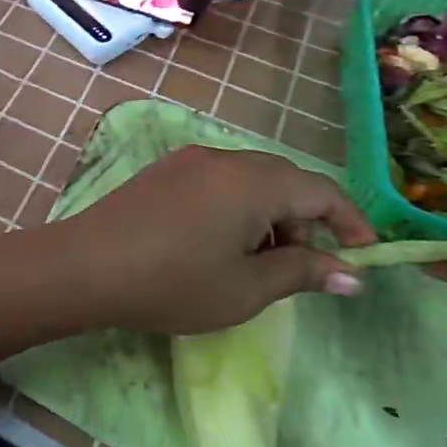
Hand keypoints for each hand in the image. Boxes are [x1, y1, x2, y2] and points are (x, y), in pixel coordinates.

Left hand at [48, 146, 376, 334]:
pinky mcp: (158, 173)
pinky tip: (219, 245)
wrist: (82, 267)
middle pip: (283, 180)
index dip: (351, 223)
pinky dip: (233, 209)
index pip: (321, 190)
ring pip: (247, 181)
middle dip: (305, 221)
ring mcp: (184, 162)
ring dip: (267, 216)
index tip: (364, 256)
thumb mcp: (246, 288)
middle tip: (305, 267)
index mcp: (252, 180)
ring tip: (259, 264)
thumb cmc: (171, 282)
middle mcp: (220, 158)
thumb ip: (302, 272)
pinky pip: (214, 183)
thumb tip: (350, 274)